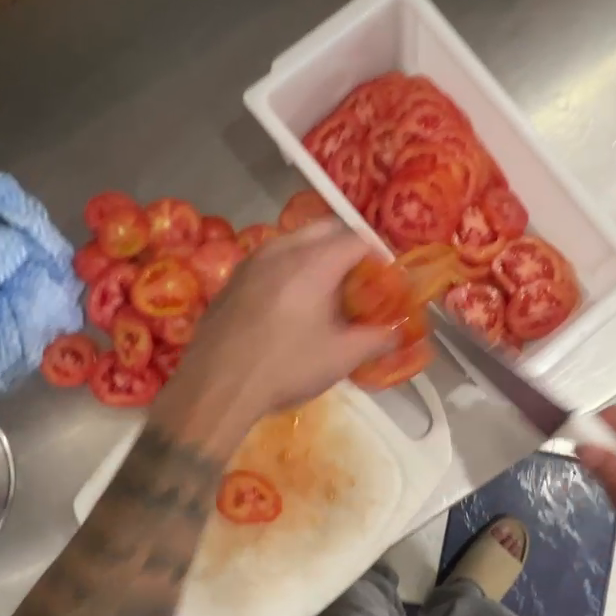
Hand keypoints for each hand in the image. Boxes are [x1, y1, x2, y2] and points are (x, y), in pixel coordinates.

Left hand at [157, 223, 393, 433]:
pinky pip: (272, 259)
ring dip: (318, 256)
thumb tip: (399, 332)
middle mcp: (282, 250)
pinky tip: (293, 305)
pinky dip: (292, 268)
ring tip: (328, 292)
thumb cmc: (286, 368)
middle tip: (361, 281)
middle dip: (349, 248)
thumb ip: (378, 339)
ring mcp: (253, 261)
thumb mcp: (342, 358)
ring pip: (296, 241)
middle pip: (326, 229)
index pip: (358, 238)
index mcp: (314, 262)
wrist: (216, 386)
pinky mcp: (234, 278)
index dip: (379, 255)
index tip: (388, 280)